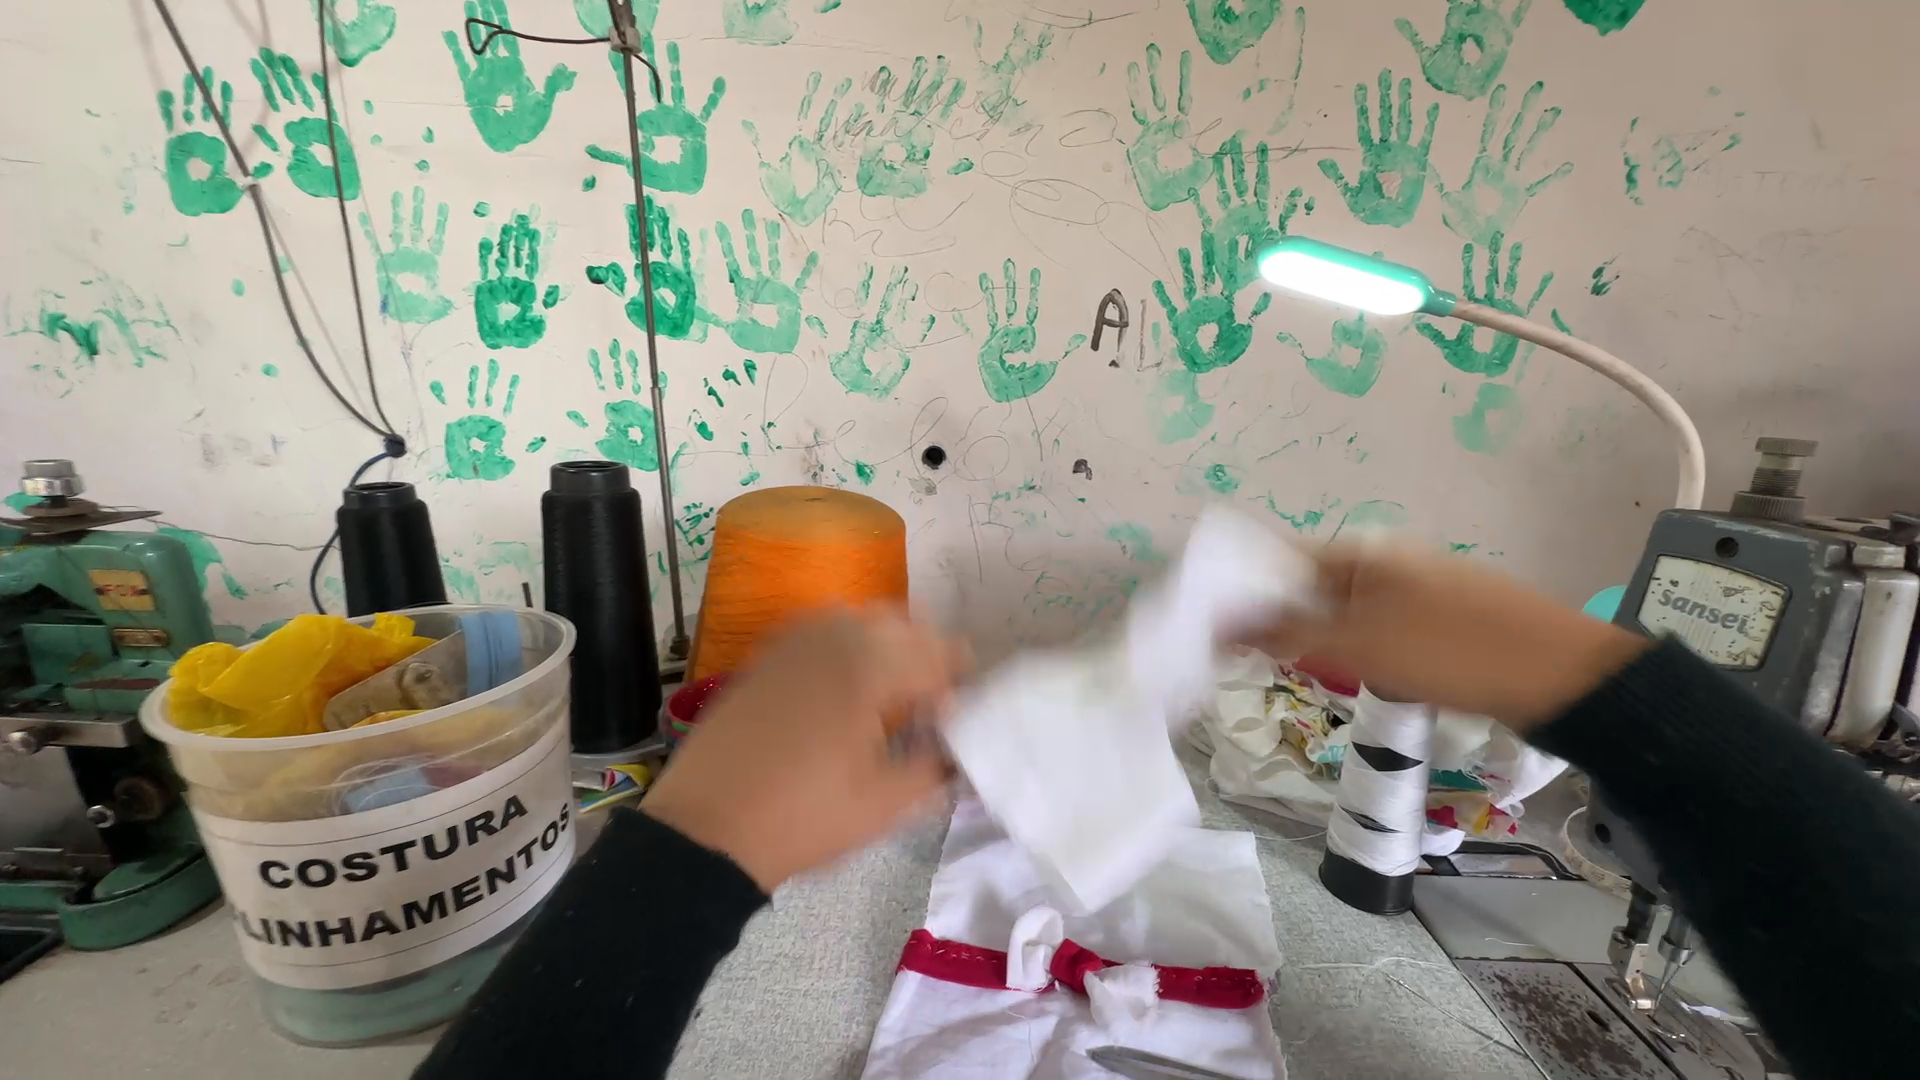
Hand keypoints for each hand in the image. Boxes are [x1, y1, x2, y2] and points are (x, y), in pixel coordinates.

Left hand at [642, 608, 967, 890]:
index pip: (934, 656)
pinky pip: (819, 629)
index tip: (964, 704)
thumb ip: (934, 770)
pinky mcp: (767, 658)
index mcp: (868, 671)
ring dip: (889, 640)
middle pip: (900, 624)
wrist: (706, 829)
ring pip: (859, 618)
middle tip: (936, 692)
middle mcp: (833, 642)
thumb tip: (960, 751)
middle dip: (927, 651)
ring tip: (895, 681)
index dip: (958, 678)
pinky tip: (846, 675)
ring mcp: (794, 645)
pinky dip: (846, 640)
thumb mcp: (882, 806)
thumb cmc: (802, 819)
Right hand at [1253, 543, 1646, 730]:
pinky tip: (1372, 678)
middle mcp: (1387, 563)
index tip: (1221, 625)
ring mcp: (1418, 589)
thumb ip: (1285, 633)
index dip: (1245, 589)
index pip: (1280, 559)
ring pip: (1346, 612)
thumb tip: (1223, 622)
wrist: (1568, 680)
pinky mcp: (1442, 618)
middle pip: (1311, 587)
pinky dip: (1362, 650)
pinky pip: (1380, 628)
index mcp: (1362, 555)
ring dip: (1324, 641)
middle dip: (1285, 622)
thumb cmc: (1451, 653)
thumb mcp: (1357, 646)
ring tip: (1325, 674)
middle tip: (1270, 660)